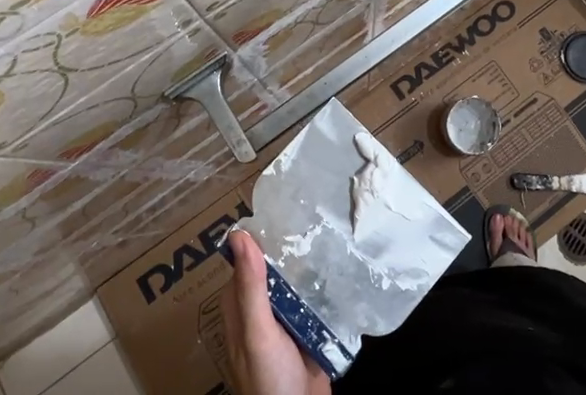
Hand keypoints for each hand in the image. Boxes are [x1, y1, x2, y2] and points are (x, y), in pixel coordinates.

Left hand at [219, 230, 330, 394]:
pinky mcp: (312, 332)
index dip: (266, 234)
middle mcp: (263, 308)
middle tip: (322, 216)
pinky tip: (346, 269)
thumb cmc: (268, 378)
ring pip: (301, 283)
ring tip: (338, 235)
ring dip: (316, 267)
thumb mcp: (257, 331)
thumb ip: (250, 286)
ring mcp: (288, 320)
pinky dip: (330, 289)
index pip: (250, 257)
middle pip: (279, 268)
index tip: (289, 208)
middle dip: (297, 247)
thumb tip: (239, 234)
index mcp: (241, 304)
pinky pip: (320, 303)